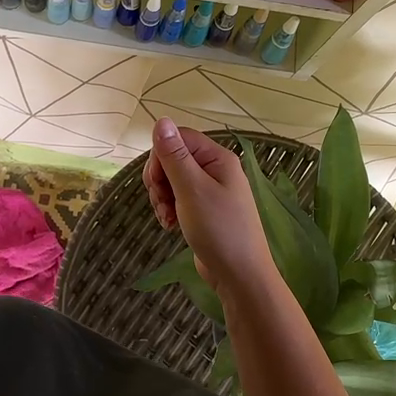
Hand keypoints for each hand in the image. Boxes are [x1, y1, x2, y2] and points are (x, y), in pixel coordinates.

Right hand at [143, 118, 276, 297]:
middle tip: (161, 202)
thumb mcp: (192, 190)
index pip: (178, 138)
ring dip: (161, 196)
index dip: (160, 156)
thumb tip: (161, 120)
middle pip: (172, 158)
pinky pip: (178, 198)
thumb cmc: (219, 230)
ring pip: (171, 180)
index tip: (155, 182)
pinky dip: (169, 208)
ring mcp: (210, 191)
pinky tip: (170, 225)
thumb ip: (174, 155)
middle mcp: (215, 169)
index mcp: (217, 158)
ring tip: (166, 217)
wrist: (240, 276)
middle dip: (159, 179)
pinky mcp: (204, 210)